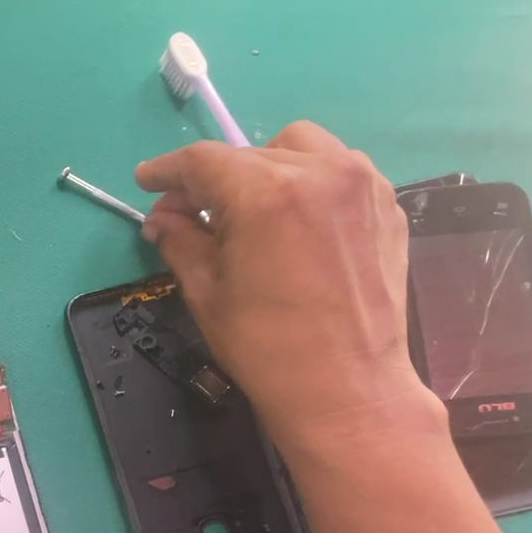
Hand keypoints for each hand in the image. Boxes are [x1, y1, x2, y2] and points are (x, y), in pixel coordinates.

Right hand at [135, 122, 442, 454]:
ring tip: (245, 213)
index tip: (145, 181)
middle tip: (188, 214)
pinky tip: (289, 224)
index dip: (167, 170)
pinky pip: (336, 171)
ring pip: (300, 149)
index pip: (205, 161)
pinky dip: (303, 184)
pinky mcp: (386, 203)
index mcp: (266, 194)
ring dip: (262, 170)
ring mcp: (361, 183)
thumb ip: (179, 241)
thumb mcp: (205, 292)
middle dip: (213, 179)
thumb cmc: (262, 344)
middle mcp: (320, 171)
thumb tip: (162, 217)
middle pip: (250, 152)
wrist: (341, 384)